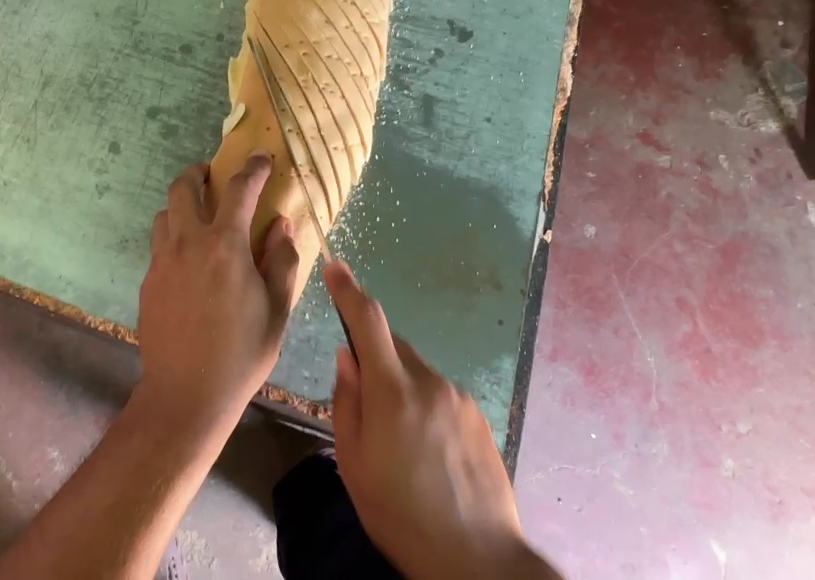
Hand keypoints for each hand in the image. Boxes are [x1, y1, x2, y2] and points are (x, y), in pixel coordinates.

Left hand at [136, 156, 302, 430]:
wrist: (186, 394)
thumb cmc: (241, 354)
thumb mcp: (276, 309)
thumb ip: (281, 261)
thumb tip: (281, 225)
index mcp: (224, 245)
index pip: (239, 189)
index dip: (252, 168)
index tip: (260, 158)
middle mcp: (187, 243)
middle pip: (183, 186)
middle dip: (199, 172)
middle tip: (215, 176)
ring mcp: (162, 261)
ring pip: (166, 213)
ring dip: (183, 205)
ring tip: (201, 218)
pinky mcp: (148, 280)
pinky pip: (160, 244)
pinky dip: (175, 236)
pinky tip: (190, 260)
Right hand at [326, 261, 559, 579]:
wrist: (478, 561)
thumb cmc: (400, 515)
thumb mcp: (353, 463)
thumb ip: (347, 402)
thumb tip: (347, 358)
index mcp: (393, 392)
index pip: (367, 321)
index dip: (349, 290)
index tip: (335, 265)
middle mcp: (431, 383)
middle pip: (393, 347)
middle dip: (373, 356)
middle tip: (362, 401)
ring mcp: (460, 399)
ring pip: (417, 372)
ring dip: (399, 385)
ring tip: (396, 439)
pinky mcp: (479, 417)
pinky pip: (439, 394)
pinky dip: (422, 404)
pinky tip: (424, 450)